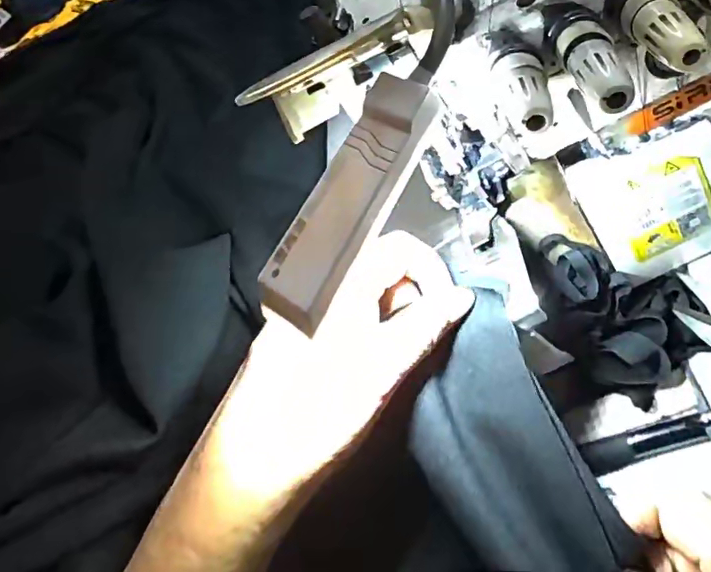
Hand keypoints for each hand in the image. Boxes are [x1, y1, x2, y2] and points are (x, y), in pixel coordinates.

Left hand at [206, 230, 474, 500]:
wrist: (249, 464)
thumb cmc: (318, 414)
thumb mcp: (384, 369)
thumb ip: (426, 326)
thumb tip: (461, 297)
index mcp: (340, 279)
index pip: (400, 246)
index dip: (432, 271)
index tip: (446, 309)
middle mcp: (317, 279)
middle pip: (381, 263)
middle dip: (409, 297)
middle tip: (412, 345)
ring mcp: (301, 301)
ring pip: (362, 287)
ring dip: (387, 314)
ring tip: (384, 361)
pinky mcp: (292, 324)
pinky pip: (341, 305)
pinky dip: (362, 323)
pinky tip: (358, 363)